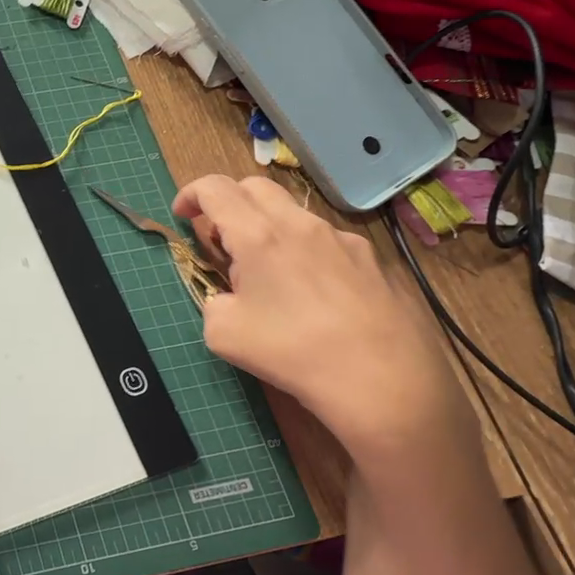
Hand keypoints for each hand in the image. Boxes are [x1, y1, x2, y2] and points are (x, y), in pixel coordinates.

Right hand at [173, 175, 466, 458]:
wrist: (390, 387)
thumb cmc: (295, 355)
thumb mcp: (224, 334)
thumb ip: (215, 300)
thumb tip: (231, 296)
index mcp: (257, 234)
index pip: (214, 188)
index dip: (191, 195)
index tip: (184, 217)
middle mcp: (300, 225)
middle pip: (255, 187)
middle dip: (230, 203)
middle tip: (223, 240)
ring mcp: (344, 241)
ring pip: (295, 215)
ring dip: (271, 229)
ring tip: (273, 276)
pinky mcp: (376, 263)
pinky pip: (329, 243)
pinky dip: (308, 254)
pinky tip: (318, 298)